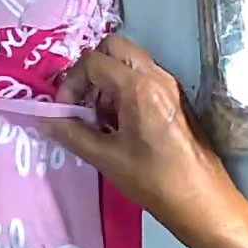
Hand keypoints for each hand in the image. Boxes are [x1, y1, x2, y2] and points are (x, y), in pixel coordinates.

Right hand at [43, 36, 247, 247]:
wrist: (202, 201)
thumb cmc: (155, 181)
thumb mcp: (106, 158)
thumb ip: (71, 133)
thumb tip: (45, 119)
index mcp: (138, 87)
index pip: (92, 61)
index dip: (71, 82)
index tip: (66, 110)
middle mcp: (156, 76)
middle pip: (113, 46)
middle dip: (90, 68)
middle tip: (81, 101)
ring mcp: (169, 84)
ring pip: (129, 59)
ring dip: (107, 77)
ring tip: (98, 115)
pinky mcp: (176, 97)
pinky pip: (143, 75)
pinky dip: (123, 86)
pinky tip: (118, 122)